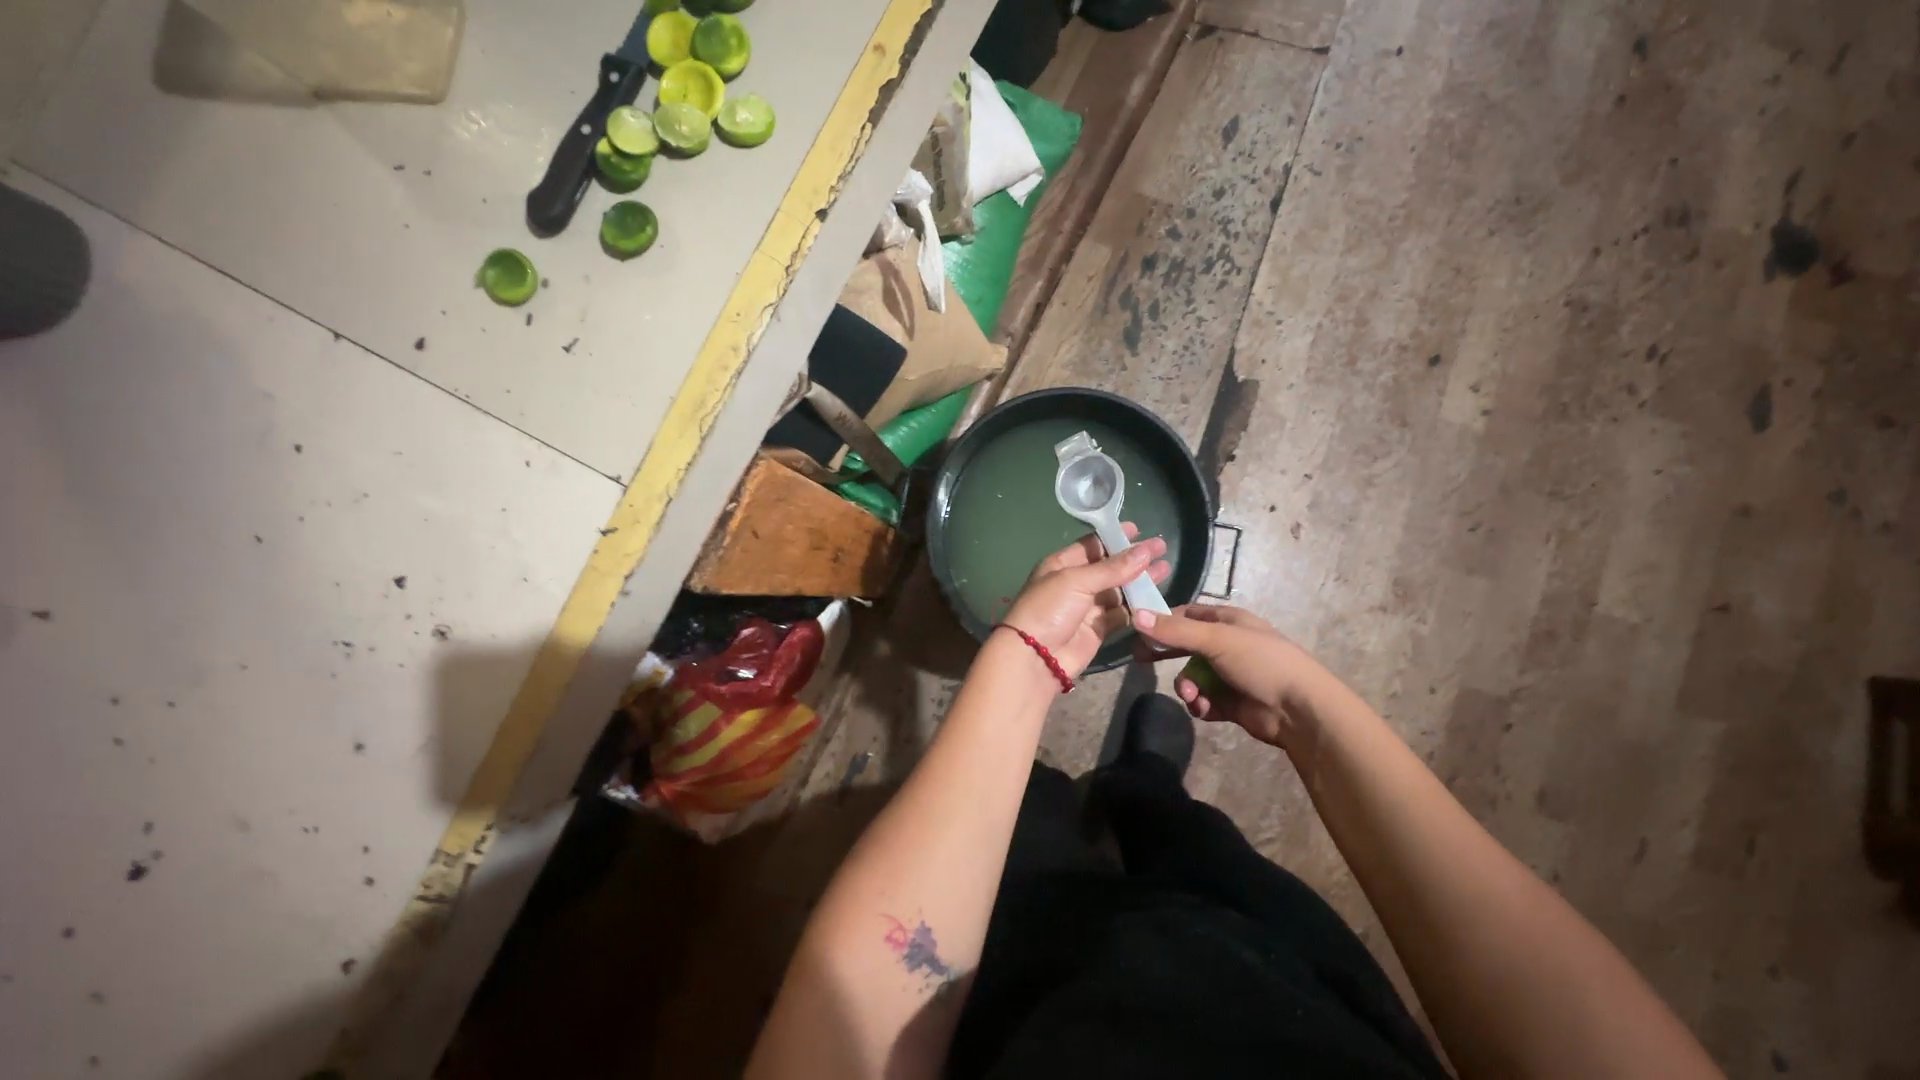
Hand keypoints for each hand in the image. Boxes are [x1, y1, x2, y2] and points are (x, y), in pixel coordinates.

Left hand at [1001, 524, 1170, 677]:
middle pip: (1110, 567)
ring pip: (1119, 591)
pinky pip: (1121, 614)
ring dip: (1140, 581)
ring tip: (1166, 569)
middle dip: (1134, 559)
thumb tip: (1145, 551)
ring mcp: (1087, 607)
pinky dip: (1137, 608)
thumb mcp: (1077, 581)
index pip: (1093, 545)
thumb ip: (1112, 568)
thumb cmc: (1049, 609)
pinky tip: (1157, 598)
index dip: (1115, 537)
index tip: (1139, 530)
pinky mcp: (1098, 629)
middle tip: (1162, 548)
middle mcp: (1075, 583)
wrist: (1035, 657)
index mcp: (1062, 564)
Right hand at [1130, 604, 1324, 750]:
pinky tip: (1204, 708)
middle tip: (1140, 661)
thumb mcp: (1215, 640)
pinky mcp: (1230, 702)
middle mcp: (1228, 645)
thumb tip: (1135, 615)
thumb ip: (1174, 631)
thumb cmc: (1260, 662)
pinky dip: (1200, 704)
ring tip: (1192, 696)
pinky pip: (1203, 700)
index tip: (1138, 630)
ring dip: (1186, 687)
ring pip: (1191, 677)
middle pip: (1186, 646)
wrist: (1298, 709)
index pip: (1188, 614)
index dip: (1163, 620)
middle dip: (1167, 655)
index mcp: (1228, 621)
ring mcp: (1229, 675)